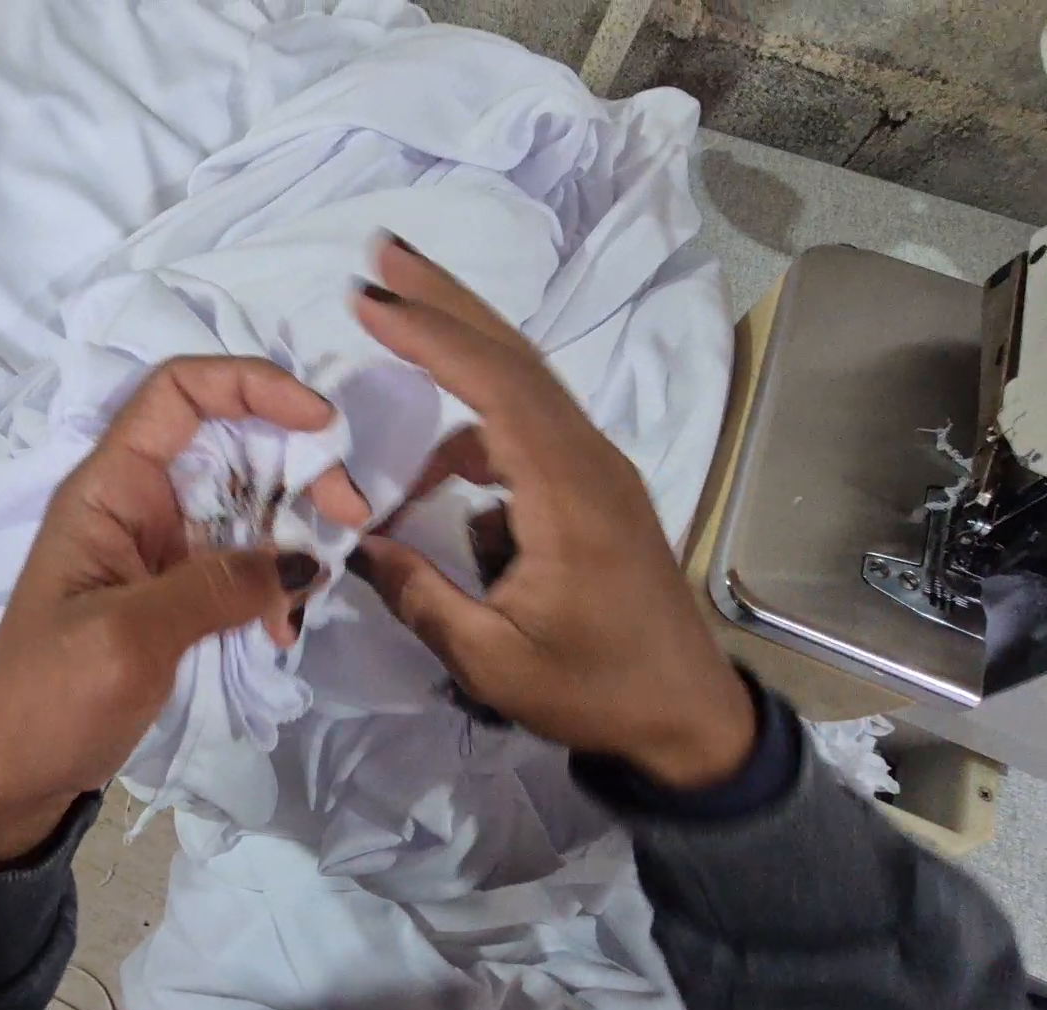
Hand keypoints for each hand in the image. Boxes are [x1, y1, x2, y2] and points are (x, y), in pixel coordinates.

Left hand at [0, 357, 370, 865]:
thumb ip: (218, 587)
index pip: (180, 392)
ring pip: (250, 506)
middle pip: (233, 445)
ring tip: (312, 597)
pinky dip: (277, 586)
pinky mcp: (181, 592)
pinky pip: (247, 564)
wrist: (16, 776)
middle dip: (299, 468)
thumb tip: (307, 560)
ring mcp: (164, 549)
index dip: (253, 385)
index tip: (323, 422)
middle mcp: (140, 502)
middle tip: (349, 519)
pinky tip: (284, 632)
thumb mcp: (131, 636)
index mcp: (110, 486)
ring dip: (296, 537)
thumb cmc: (51, 698)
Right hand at [350, 236, 753, 788]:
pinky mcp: (592, 487)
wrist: (687, 717)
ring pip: (521, 385)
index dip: (430, 336)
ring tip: (395, 331)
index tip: (368, 301)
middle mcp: (588, 460)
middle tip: (384, 256)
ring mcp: (596, 469)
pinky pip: (522, 433)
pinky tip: (437, 473)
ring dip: (457, 352)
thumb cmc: (593, 689)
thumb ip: (418, 595)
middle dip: (445, 300)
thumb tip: (359, 542)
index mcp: (568, 494)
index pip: (495, 386)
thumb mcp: (489, 659)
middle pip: (515, 356)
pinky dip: (470, 430)